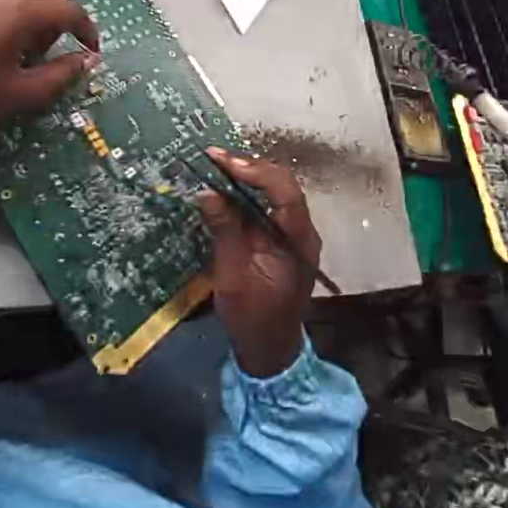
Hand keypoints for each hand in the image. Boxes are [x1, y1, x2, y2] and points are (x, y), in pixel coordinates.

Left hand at [0, 0, 98, 133]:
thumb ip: (59, 77)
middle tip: (46, 48)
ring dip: (30, 0)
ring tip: (14, 37)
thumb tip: (85, 61)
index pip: (71, 9)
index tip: (89, 51)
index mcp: (20, 7)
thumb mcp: (13, 97)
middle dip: (59, 12)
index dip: (87, 31)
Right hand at [194, 148, 321, 377]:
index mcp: (298, 240)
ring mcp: (293, 234)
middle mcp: (301, 230)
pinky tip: (223, 188)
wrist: (269, 350)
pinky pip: (265, 205)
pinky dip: (244, 193)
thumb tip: (206, 192)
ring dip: (245, 176)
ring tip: (214, 166)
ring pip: (274, 191)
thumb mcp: (233, 275)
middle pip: (281, 184)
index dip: (255, 171)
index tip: (222, 161)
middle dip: (247, 167)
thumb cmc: (253, 316)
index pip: (284, 191)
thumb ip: (224, 231)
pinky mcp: (280, 238)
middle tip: (213, 158)